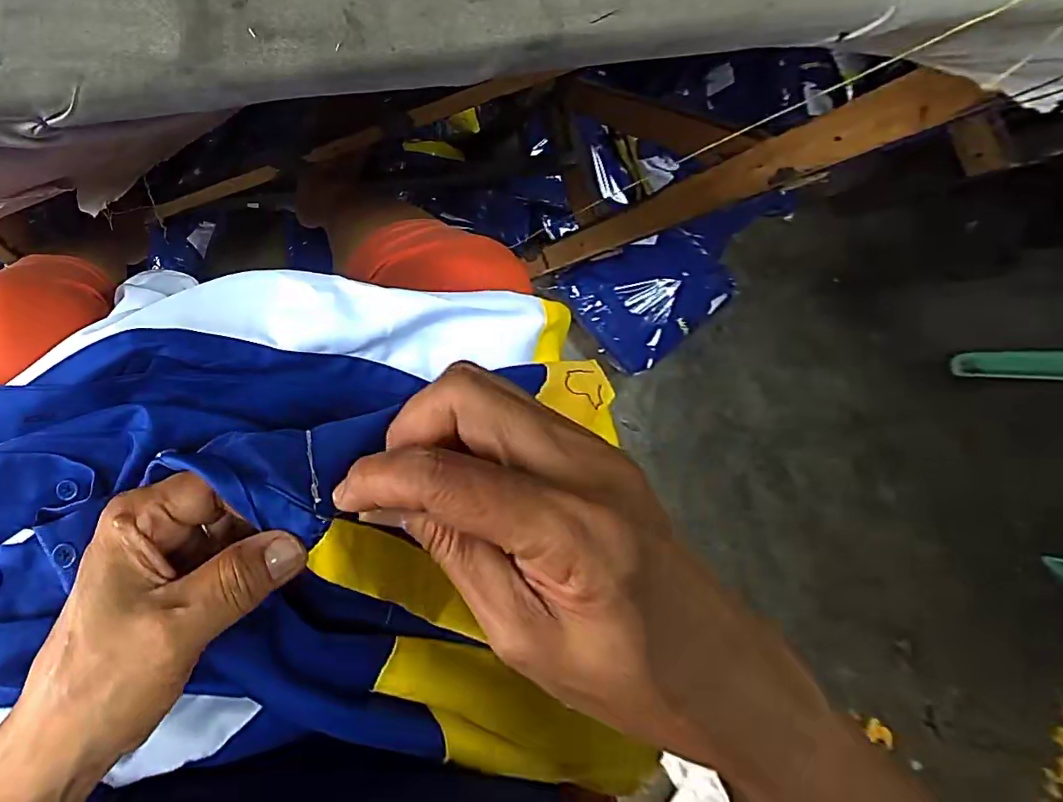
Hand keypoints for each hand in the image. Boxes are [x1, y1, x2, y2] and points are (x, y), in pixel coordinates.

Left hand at [0, 473, 306, 801]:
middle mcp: (149, 525)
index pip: (210, 485)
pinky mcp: (174, 583)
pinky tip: (281, 570)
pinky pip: (220, 561)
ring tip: (306, 547)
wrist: (64, 746)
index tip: (304, 504)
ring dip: (260, 545)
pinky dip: (248, 568)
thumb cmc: (106, 679)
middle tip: (312, 529)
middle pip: (220, 506)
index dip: (256, 492)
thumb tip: (296, 543)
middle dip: (263, 519)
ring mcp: (161, 554)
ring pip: (225, 534)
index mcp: (136, 518)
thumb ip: (237, 580)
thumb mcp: (177, 626)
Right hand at [332, 364, 927, 801]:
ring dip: (437, 421)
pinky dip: (468, 427)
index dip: (383, 474)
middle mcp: (580, 462)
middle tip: (393, 482)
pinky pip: (510, 408)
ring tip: (422, 478)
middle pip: (468, 390)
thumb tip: (393, 500)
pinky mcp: (592, 443)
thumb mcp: (523, 639)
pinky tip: (464, 475)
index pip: (451, 475)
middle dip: (410, 425)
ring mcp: (591, 443)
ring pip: (487, 387)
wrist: (720, 663)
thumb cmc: (624, 676)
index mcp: (568, 527)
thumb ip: (457, 555)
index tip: (342, 492)